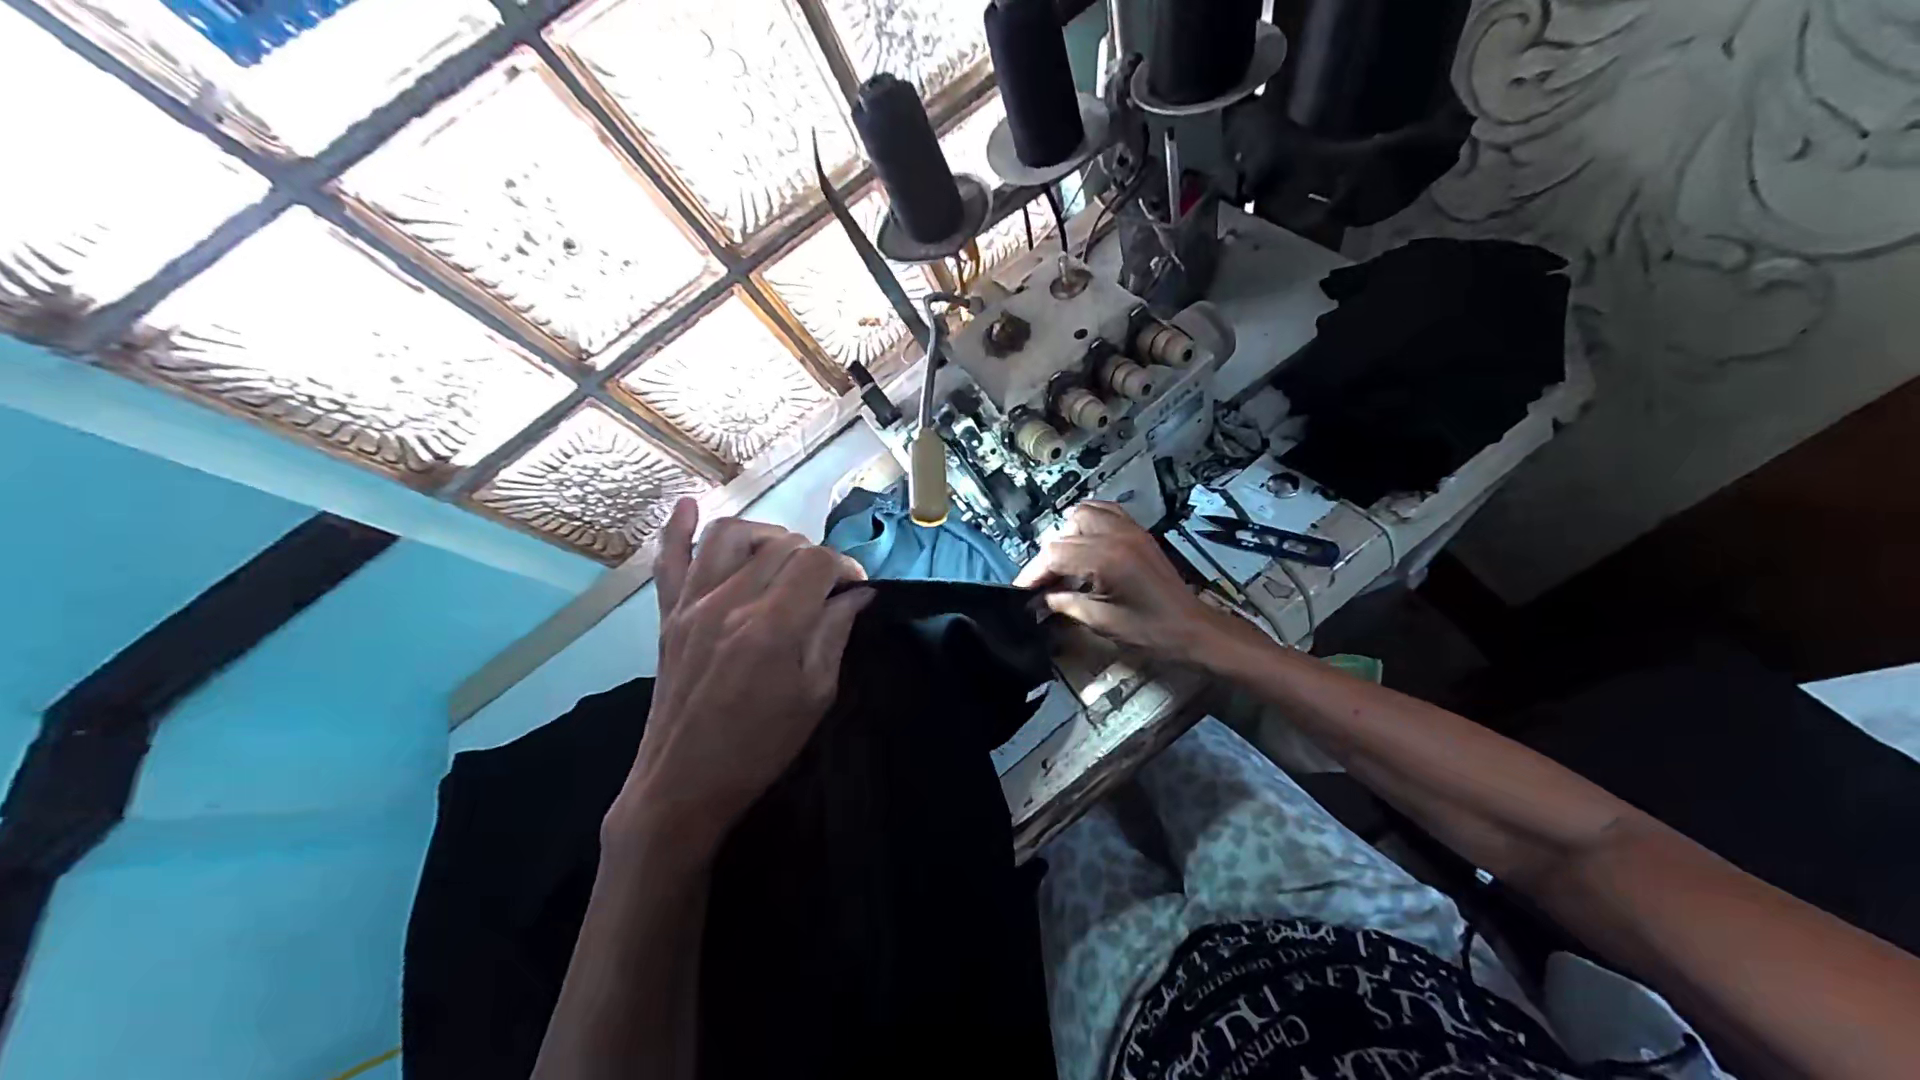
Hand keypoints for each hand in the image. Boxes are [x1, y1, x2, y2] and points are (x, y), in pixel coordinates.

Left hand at [609, 499, 872, 857]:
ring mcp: (692, 605)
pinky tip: (689, 505)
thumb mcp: (815, 697)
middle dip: (814, 556)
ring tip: (782, 557)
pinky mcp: (668, 615)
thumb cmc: (759, 748)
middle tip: (826, 586)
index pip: (817, 562)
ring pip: (731, 534)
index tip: (855, 588)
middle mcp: (730, 602)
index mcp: (772, 626)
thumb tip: (857, 594)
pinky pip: (669, 559)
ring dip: (766, 535)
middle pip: (782, 545)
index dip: (845, 567)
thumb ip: (835, 634)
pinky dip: (678, 528)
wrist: (683, 784)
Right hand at [1014, 501, 1221, 661]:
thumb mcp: (1101, 621)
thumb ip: (1065, 603)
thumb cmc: (1150, 630)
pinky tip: (1085, 544)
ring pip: (1081, 515)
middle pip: (1063, 534)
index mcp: (1106, 559)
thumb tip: (1040, 598)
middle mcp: (1115, 535)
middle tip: (1043, 585)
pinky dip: (1088, 522)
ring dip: (1067, 536)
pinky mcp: (1137, 531)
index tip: (1021, 591)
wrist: (1192, 627)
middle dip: (1047, 559)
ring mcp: (1128, 529)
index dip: (1033, 573)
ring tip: (1065, 563)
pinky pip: (1104, 511)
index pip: (1054, 555)